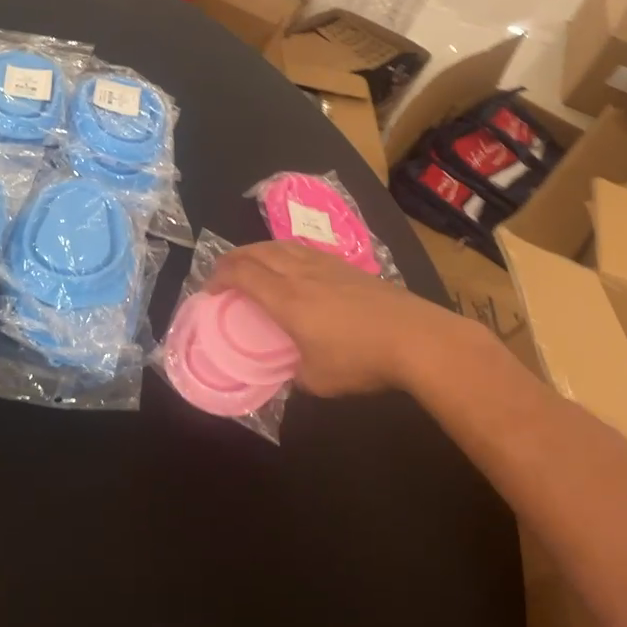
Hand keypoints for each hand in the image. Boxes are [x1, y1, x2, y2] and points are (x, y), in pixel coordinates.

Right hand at [206, 240, 493, 397]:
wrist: (418, 339)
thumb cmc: (361, 360)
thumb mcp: (318, 381)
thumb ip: (294, 375)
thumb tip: (289, 374)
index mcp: (284, 298)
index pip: (240, 274)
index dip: (218, 277)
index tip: (209, 291)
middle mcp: (299, 274)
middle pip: (257, 252)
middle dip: (232, 258)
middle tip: (222, 272)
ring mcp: (326, 266)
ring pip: (281, 245)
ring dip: (258, 250)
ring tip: (252, 262)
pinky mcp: (348, 267)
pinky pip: (304, 250)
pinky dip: (285, 253)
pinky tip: (292, 265)